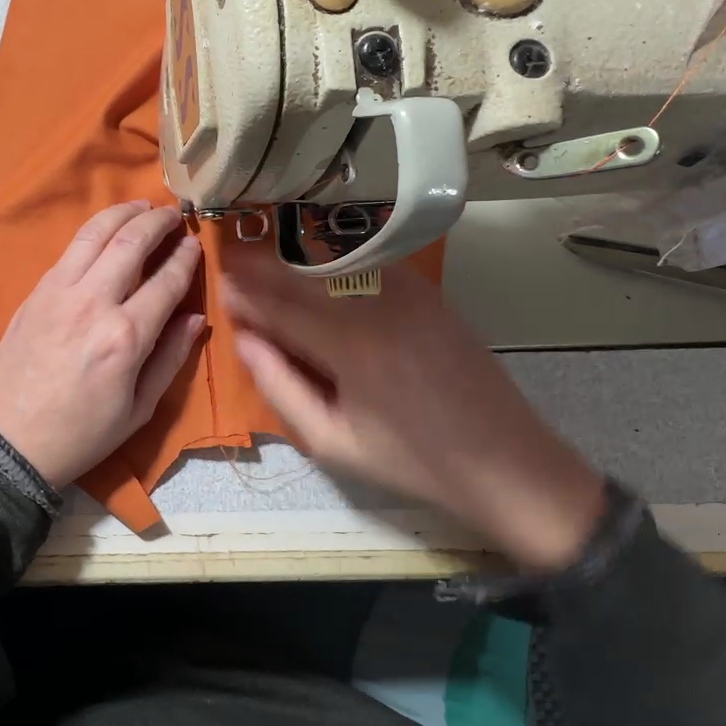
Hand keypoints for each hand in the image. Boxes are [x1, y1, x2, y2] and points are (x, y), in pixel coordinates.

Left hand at [0, 202, 206, 489]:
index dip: (185, 258)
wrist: (10, 440)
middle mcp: (92, 304)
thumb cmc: (81, 434)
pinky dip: (92, 232)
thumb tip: (195, 318)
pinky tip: (105, 231)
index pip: (165, 281)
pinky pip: (69, 251)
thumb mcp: (138, 410)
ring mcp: (58, 293)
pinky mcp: (35, 293)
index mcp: (124, 337)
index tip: (196, 243)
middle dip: (157, 222)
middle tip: (173, 213)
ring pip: (94, 235)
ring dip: (121, 214)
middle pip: (130, 243)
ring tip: (141, 206)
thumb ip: (170, 358)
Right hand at [221, 244, 604, 571]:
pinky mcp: (430, 294)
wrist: (508, 463)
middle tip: (231, 262)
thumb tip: (243, 339)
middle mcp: (378, 306)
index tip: (218, 284)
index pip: (280, 306)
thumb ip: (280, 387)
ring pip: (335, 265)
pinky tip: (318, 271)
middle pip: (304, 275)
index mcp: (350, 347)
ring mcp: (409, 294)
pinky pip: (369, 268)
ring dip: (296, 262)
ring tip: (266, 264)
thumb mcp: (332, 441)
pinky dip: (335, 266)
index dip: (245, 294)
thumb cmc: (412, 461)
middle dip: (263, 268)